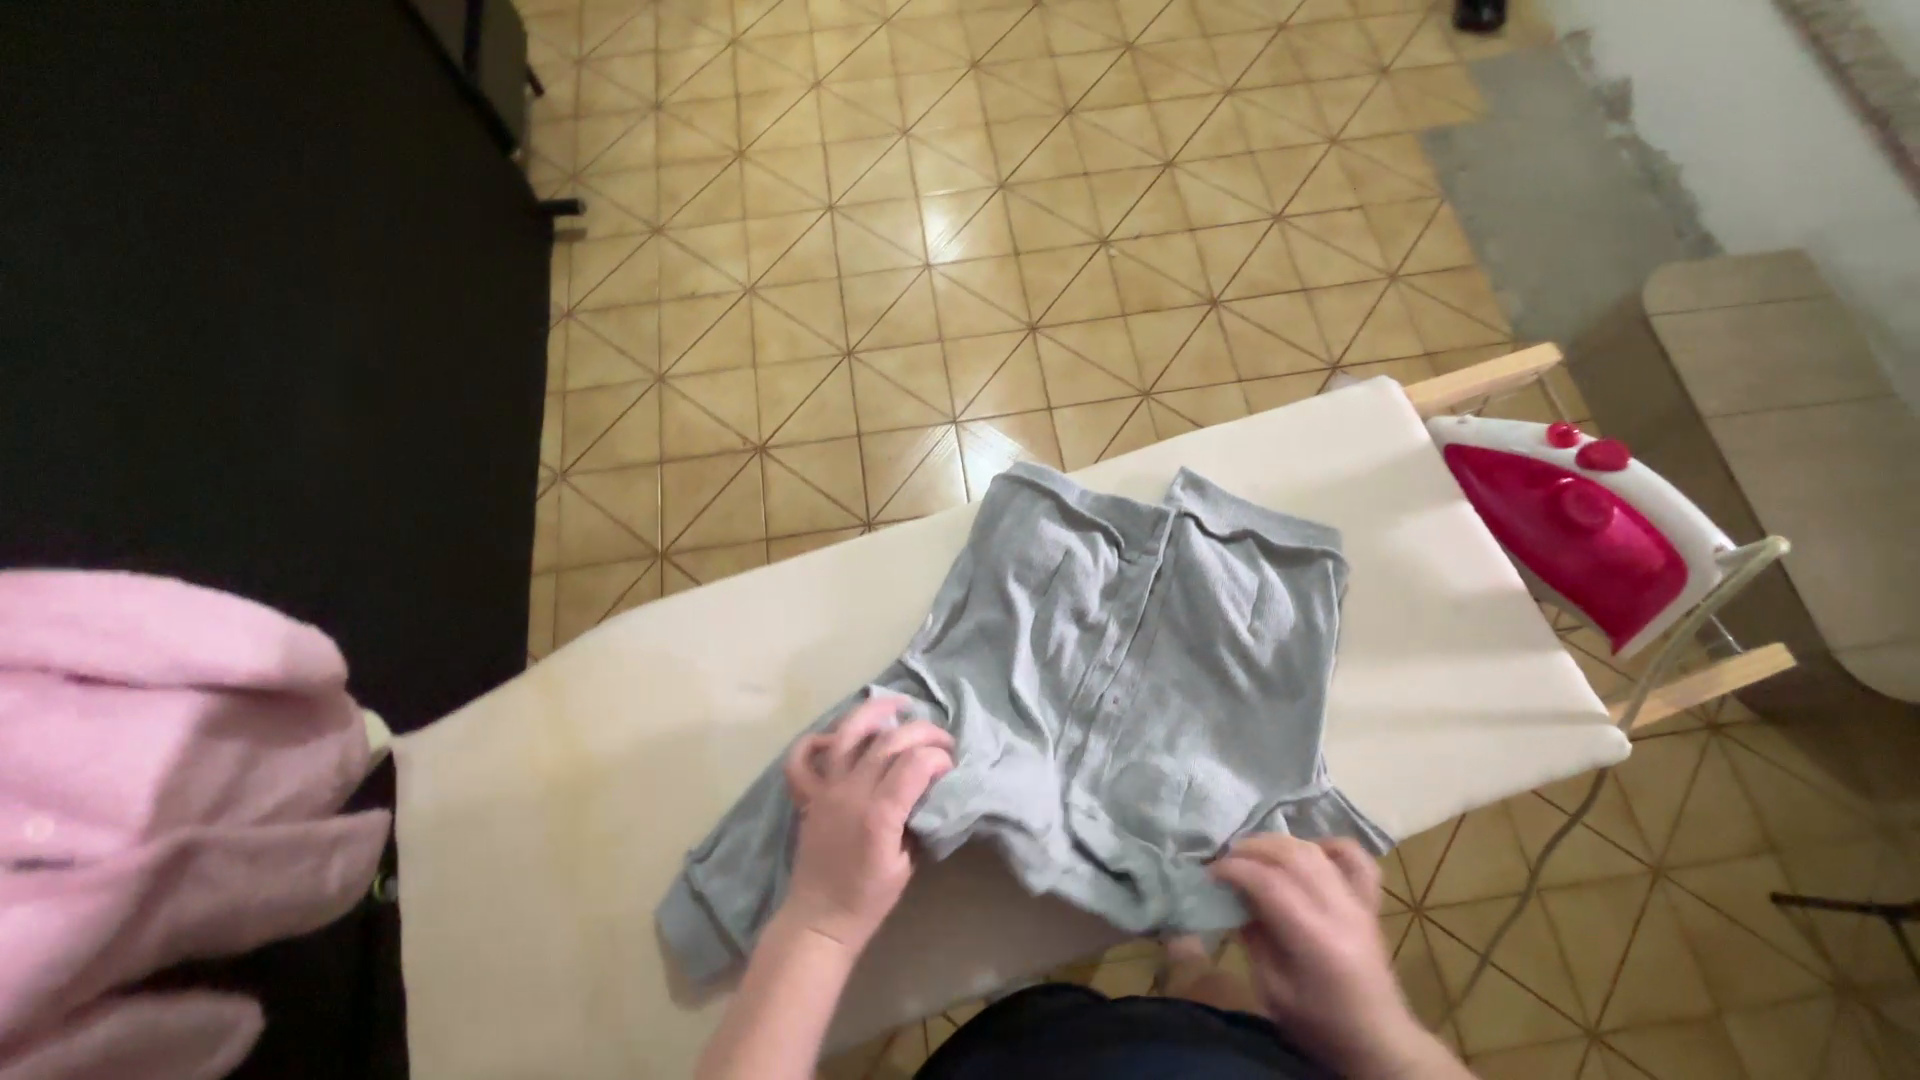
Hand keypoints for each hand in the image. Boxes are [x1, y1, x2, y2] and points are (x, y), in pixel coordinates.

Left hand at [778, 697, 953, 952]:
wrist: (819, 921)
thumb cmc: (868, 900)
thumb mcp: (908, 863)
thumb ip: (918, 820)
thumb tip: (932, 789)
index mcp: (879, 814)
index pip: (916, 763)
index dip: (939, 756)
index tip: (951, 766)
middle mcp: (850, 792)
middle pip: (889, 741)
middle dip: (922, 732)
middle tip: (942, 740)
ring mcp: (825, 790)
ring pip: (847, 734)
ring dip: (874, 712)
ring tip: (898, 705)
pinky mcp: (808, 796)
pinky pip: (802, 759)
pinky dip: (818, 740)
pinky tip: (839, 736)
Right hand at [1212, 836, 1443, 1079]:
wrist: (1379, 1043)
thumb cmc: (1321, 1024)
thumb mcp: (1272, 990)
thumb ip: (1253, 939)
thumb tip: (1234, 900)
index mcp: (1313, 938)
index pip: (1267, 881)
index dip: (1233, 869)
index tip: (1210, 873)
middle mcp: (1338, 911)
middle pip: (1291, 855)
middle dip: (1251, 849)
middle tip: (1226, 859)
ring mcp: (1358, 904)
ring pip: (1315, 851)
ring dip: (1278, 843)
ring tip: (1253, 853)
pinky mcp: (1369, 904)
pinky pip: (1355, 860)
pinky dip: (1329, 846)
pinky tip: (1308, 850)